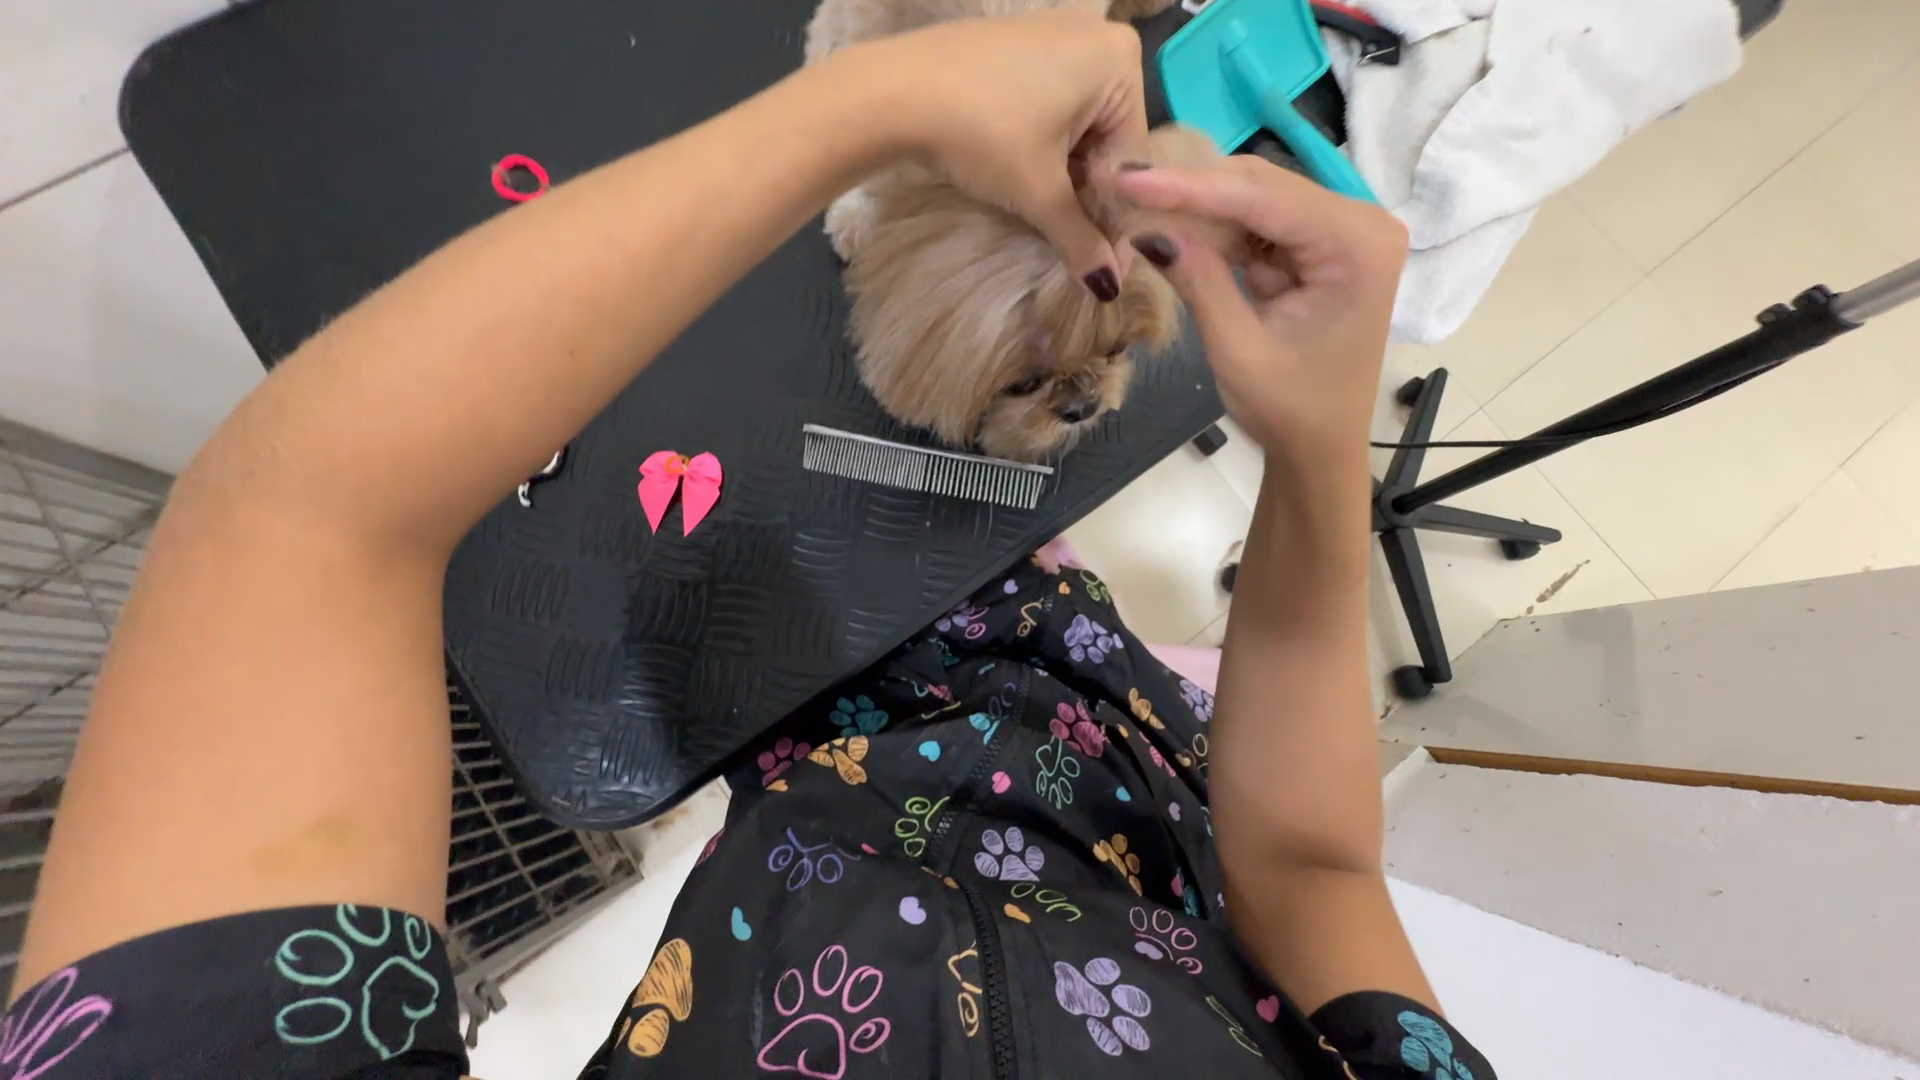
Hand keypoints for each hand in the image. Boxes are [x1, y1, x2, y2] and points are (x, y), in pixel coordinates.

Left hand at [838, 10, 1149, 298]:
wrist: (896, 92)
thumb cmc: (983, 134)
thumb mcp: (1038, 192)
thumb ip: (1080, 240)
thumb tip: (1110, 288)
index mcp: (1119, 59)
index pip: (1132, 158)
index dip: (1115, 218)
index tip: (1105, 264)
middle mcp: (1096, 36)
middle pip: (1106, 141)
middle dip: (1087, 195)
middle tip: (1069, 242)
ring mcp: (1056, 35)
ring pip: (1077, 128)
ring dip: (1063, 177)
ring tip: (1041, 212)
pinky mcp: (1019, 47)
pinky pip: (1050, 107)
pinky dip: (1042, 148)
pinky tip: (1019, 175)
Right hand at [1114, 157, 1407, 455]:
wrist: (1318, 446)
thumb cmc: (1287, 409)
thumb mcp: (1236, 349)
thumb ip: (1199, 281)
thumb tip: (1148, 229)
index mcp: (1356, 246)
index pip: (1263, 198)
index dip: (1190, 187)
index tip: (1130, 176)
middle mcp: (1359, 225)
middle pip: (1263, 187)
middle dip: (1193, 188)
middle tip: (1124, 183)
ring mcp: (1341, 234)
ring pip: (1257, 199)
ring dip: (1199, 205)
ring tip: (1138, 200)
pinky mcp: (1318, 249)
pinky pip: (1259, 224)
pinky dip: (1216, 229)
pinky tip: (1172, 224)